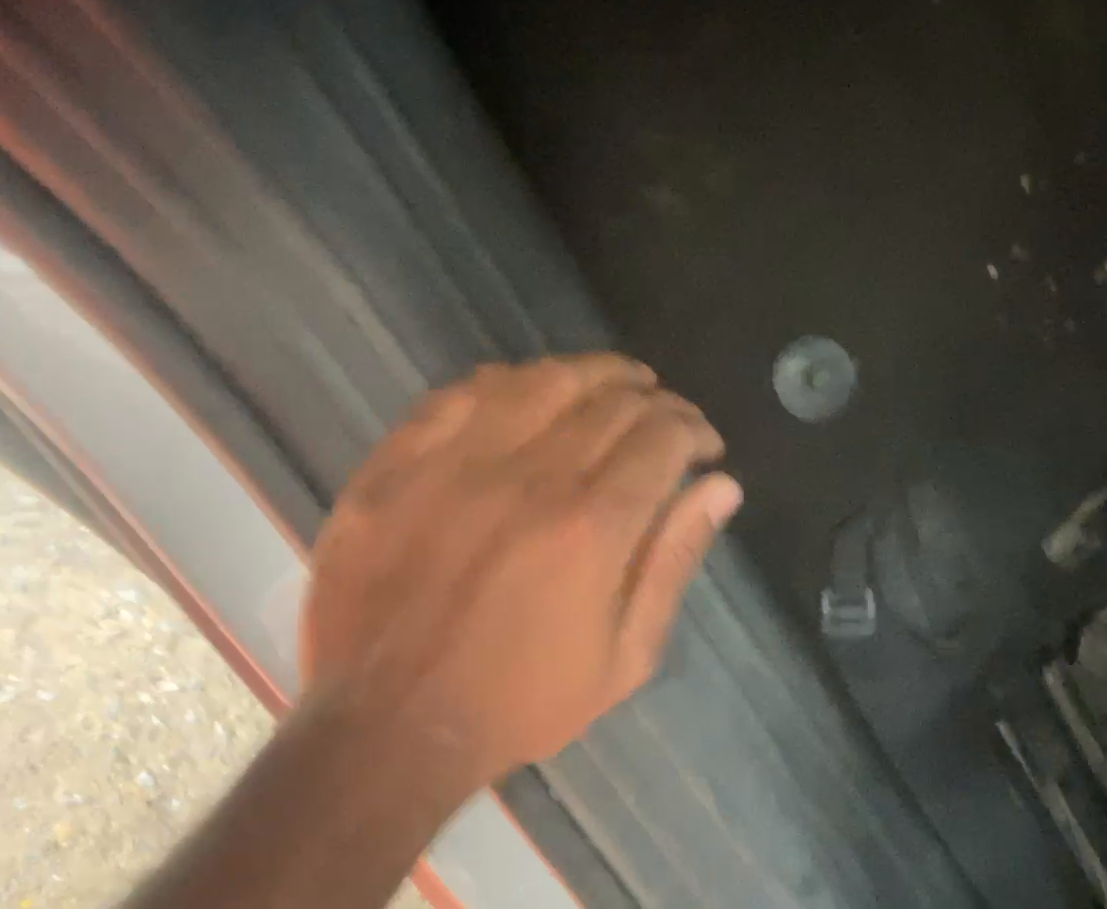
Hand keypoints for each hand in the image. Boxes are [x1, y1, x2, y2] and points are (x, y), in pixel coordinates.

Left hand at [300, 355, 741, 786]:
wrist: (382, 733)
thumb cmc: (521, 701)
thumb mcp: (626, 656)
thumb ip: (676, 560)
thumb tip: (724, 486)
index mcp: (591, 528)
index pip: (663, 436)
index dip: (696, 429)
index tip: (705, 447)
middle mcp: (529, 479)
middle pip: (614, 401)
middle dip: (659, 401)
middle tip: (668, 422)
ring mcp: (454, 465)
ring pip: (545, 379)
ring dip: (596, 374)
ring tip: (617, 388)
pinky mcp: (396, 466)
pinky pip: (464, 392)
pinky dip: (512, 381)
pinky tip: (534, 393)